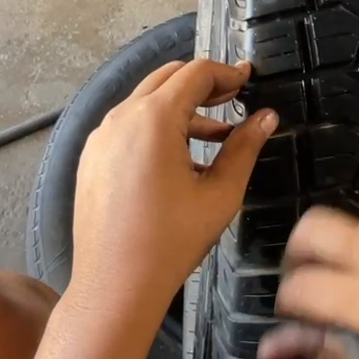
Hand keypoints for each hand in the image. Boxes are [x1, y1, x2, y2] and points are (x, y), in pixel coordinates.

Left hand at [70, 59, 276, 314]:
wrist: (115, 286)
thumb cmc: (171, 241)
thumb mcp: (220, 193)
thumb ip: (245, 147)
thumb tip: (266, 117)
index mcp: (153, 118)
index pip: (195, 74)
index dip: (226, 72)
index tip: (248, 78)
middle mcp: (121, 117)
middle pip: (167, 78)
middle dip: (202, 83)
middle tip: (234, 97)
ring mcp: (100, 137)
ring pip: (145, 101)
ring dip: (180, 107)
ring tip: (214, 134)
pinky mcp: (91, 158)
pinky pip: (127, 126)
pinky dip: (155, 127)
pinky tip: (179, 158)